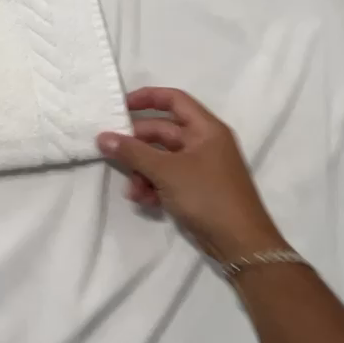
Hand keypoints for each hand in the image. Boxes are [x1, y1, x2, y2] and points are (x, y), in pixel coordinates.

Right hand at [97, 87, 287, 262]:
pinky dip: (153, 185)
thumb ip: (132, 152)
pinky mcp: (196, 189)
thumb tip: (102, 137)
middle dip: (137, 145)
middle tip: (112, 153)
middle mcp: (204, 143)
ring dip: (142, 170)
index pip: (174, 99)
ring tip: (132, 189)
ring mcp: (200, 167)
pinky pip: (167, 177)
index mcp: (206, 129)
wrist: (241, 245)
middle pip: (162, 132)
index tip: (120, 106)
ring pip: (161, 157)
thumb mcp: (166, 171)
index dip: (146, 98)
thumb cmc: (208, 196)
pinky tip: (143, 199)